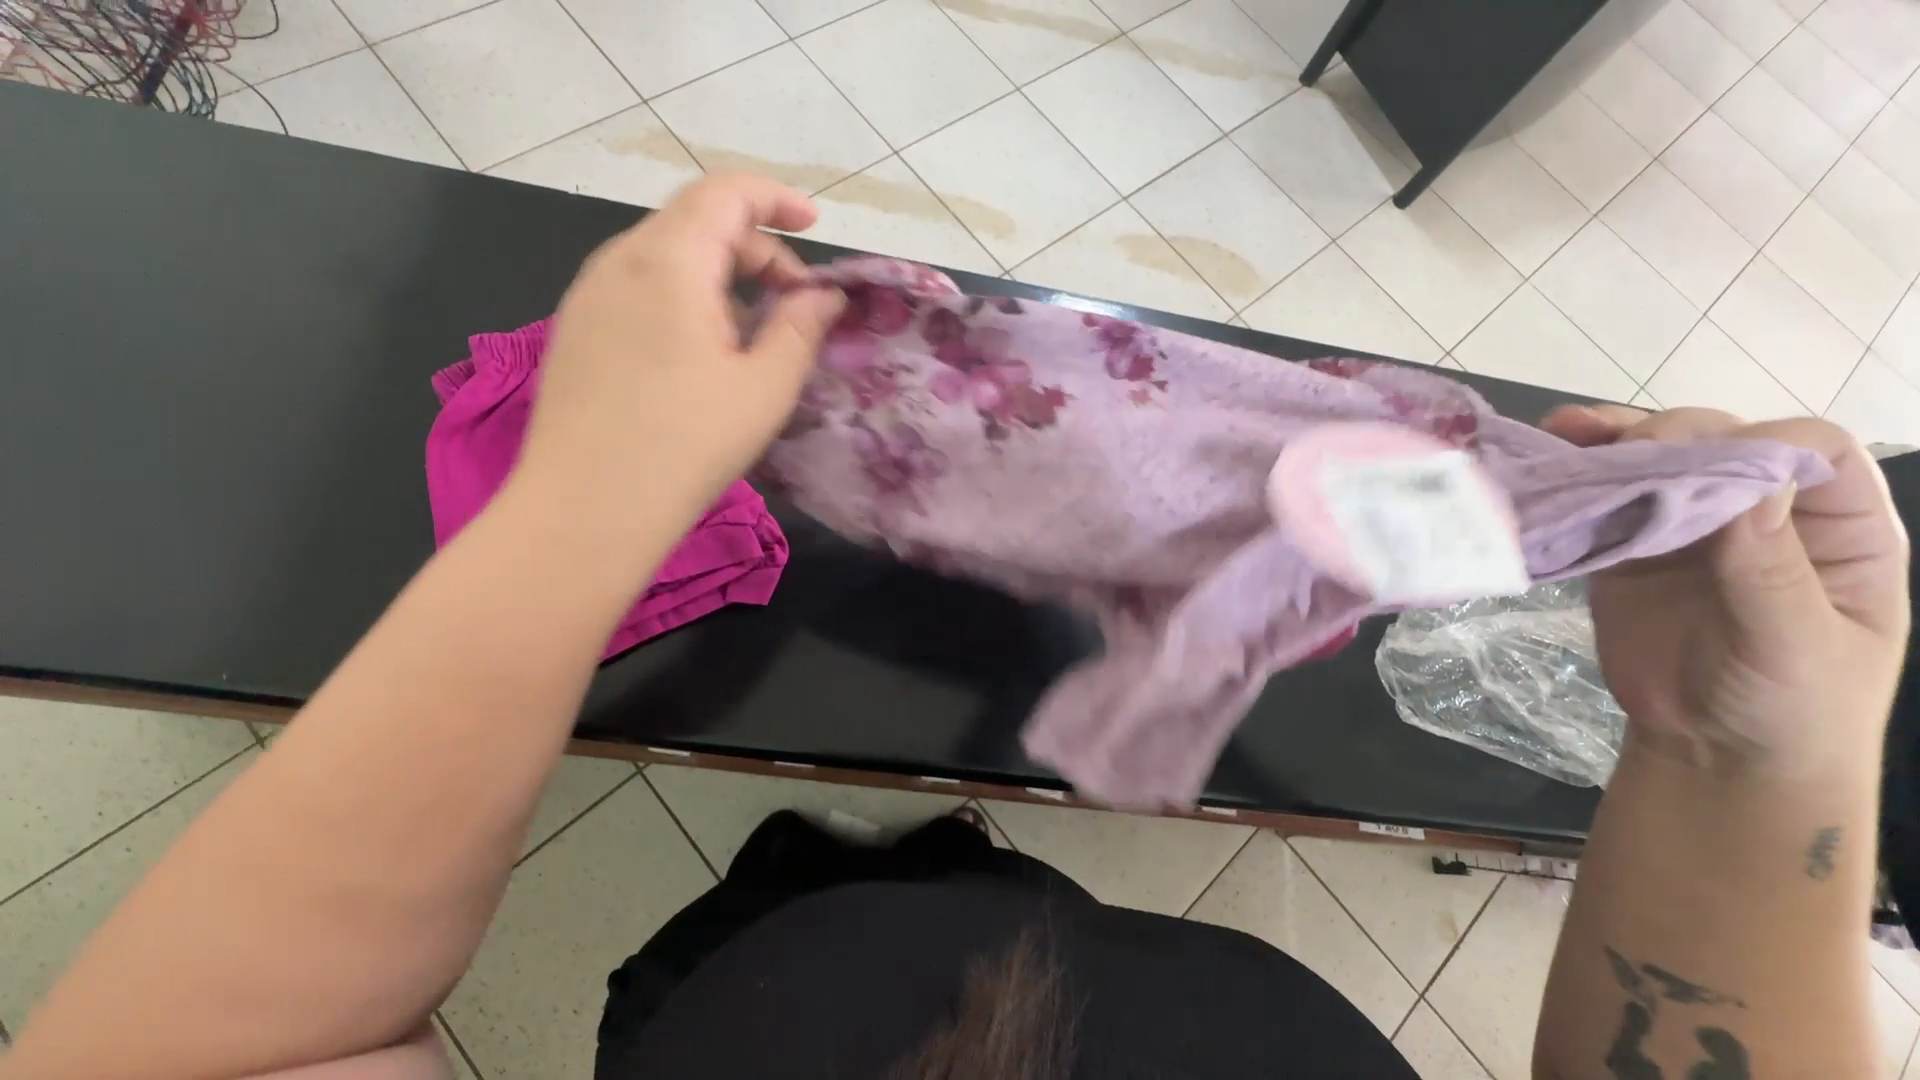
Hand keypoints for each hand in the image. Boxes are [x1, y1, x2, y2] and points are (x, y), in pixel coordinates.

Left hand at [513, 173, 845, 533]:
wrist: (586, 509)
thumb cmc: (687, 445)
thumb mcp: (765, 387)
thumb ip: (801, 329)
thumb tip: (824, 297)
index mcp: (670, 262)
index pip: (726, 192)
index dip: (777, 198)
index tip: (816, 224)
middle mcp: (620, 261)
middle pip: (697, 221)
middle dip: (757, 248)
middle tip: (797, 304)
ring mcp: (589, 294)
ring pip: (667, 255)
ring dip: (721, 274)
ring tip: (754, 332)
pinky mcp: (576, 329)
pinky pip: (640, 287)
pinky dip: (685, 296)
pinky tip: (702, 353)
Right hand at [1543, 405, 1909, 776]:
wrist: (1717, 754)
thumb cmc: (1791, 708)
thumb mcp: (1797, 644)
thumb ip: (1771, 567)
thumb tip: (1747, 480)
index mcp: (1836, 528)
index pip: (1808, 449)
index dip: (1755, 444)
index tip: (1695, 468)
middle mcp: (1763, 514)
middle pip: (1720, 441)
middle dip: (1667, 437)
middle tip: (1617, 457)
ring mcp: (1689, 531)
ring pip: (1655, 461)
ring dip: (1610, 441)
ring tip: (1562, 431)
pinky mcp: (1629, 552)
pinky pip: (1604, 504)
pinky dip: (1574, 481)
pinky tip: (1548, 462)